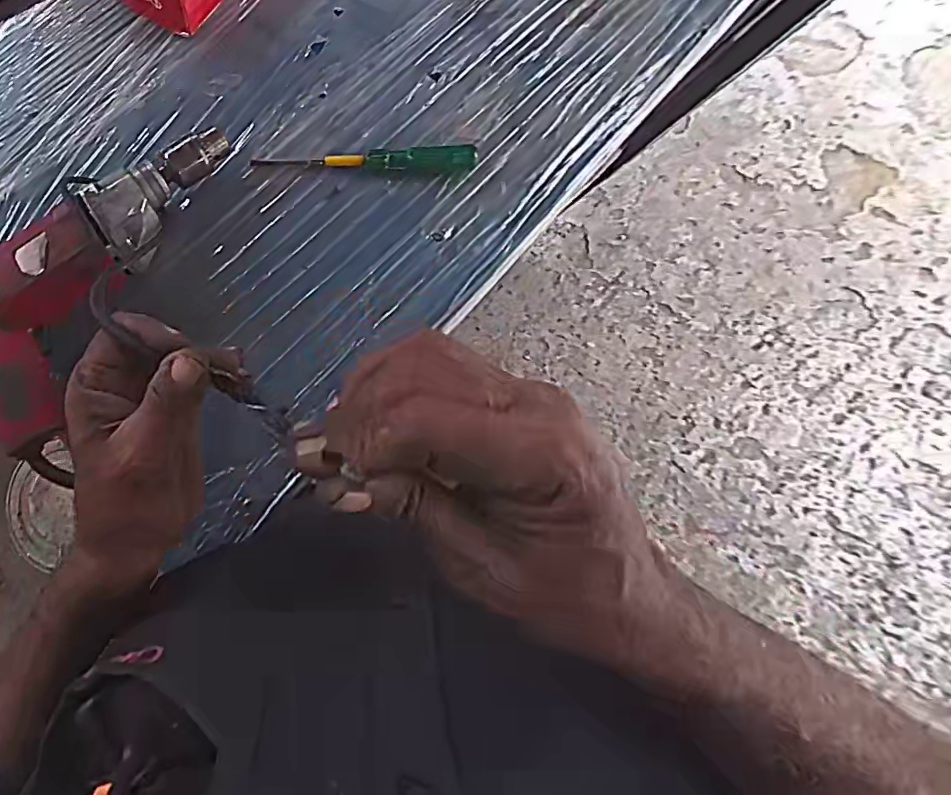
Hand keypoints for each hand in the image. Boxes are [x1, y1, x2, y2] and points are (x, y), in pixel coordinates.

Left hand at [61, 314, 227, 598]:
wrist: (135, 548)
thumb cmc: (123, 507)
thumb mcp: (141, 454)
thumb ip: (165, 404)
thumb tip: (190, 358)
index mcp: (95, 384)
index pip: (119, 333)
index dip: (152, 333)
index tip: (186, 352)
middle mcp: (120, 380)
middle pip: (155, 339)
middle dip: (189, 346)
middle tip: (226, 364)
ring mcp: (150, 391)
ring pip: (180, 355)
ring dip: (210, 358)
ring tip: (238, 370)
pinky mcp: (176, 406)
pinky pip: (196, 377)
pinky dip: (218, 374)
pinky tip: (238, 379)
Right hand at [307, 330, 688, 665]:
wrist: (630, 593)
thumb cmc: (568, 597)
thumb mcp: (484, 570)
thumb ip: (415, 509)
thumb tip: (347, 478)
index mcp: (540, 453)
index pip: (428, 416)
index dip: (365, 436)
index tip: (327, 465)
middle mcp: (534, 403)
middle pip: (422, 369)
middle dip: (359, 408)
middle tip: (321, 450)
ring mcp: (524, 389)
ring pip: (426, 352)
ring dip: (370, 385)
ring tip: (341, 431)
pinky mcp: (508, 390)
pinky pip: (438, 362)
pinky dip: (392, 380)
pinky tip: (371, 412)